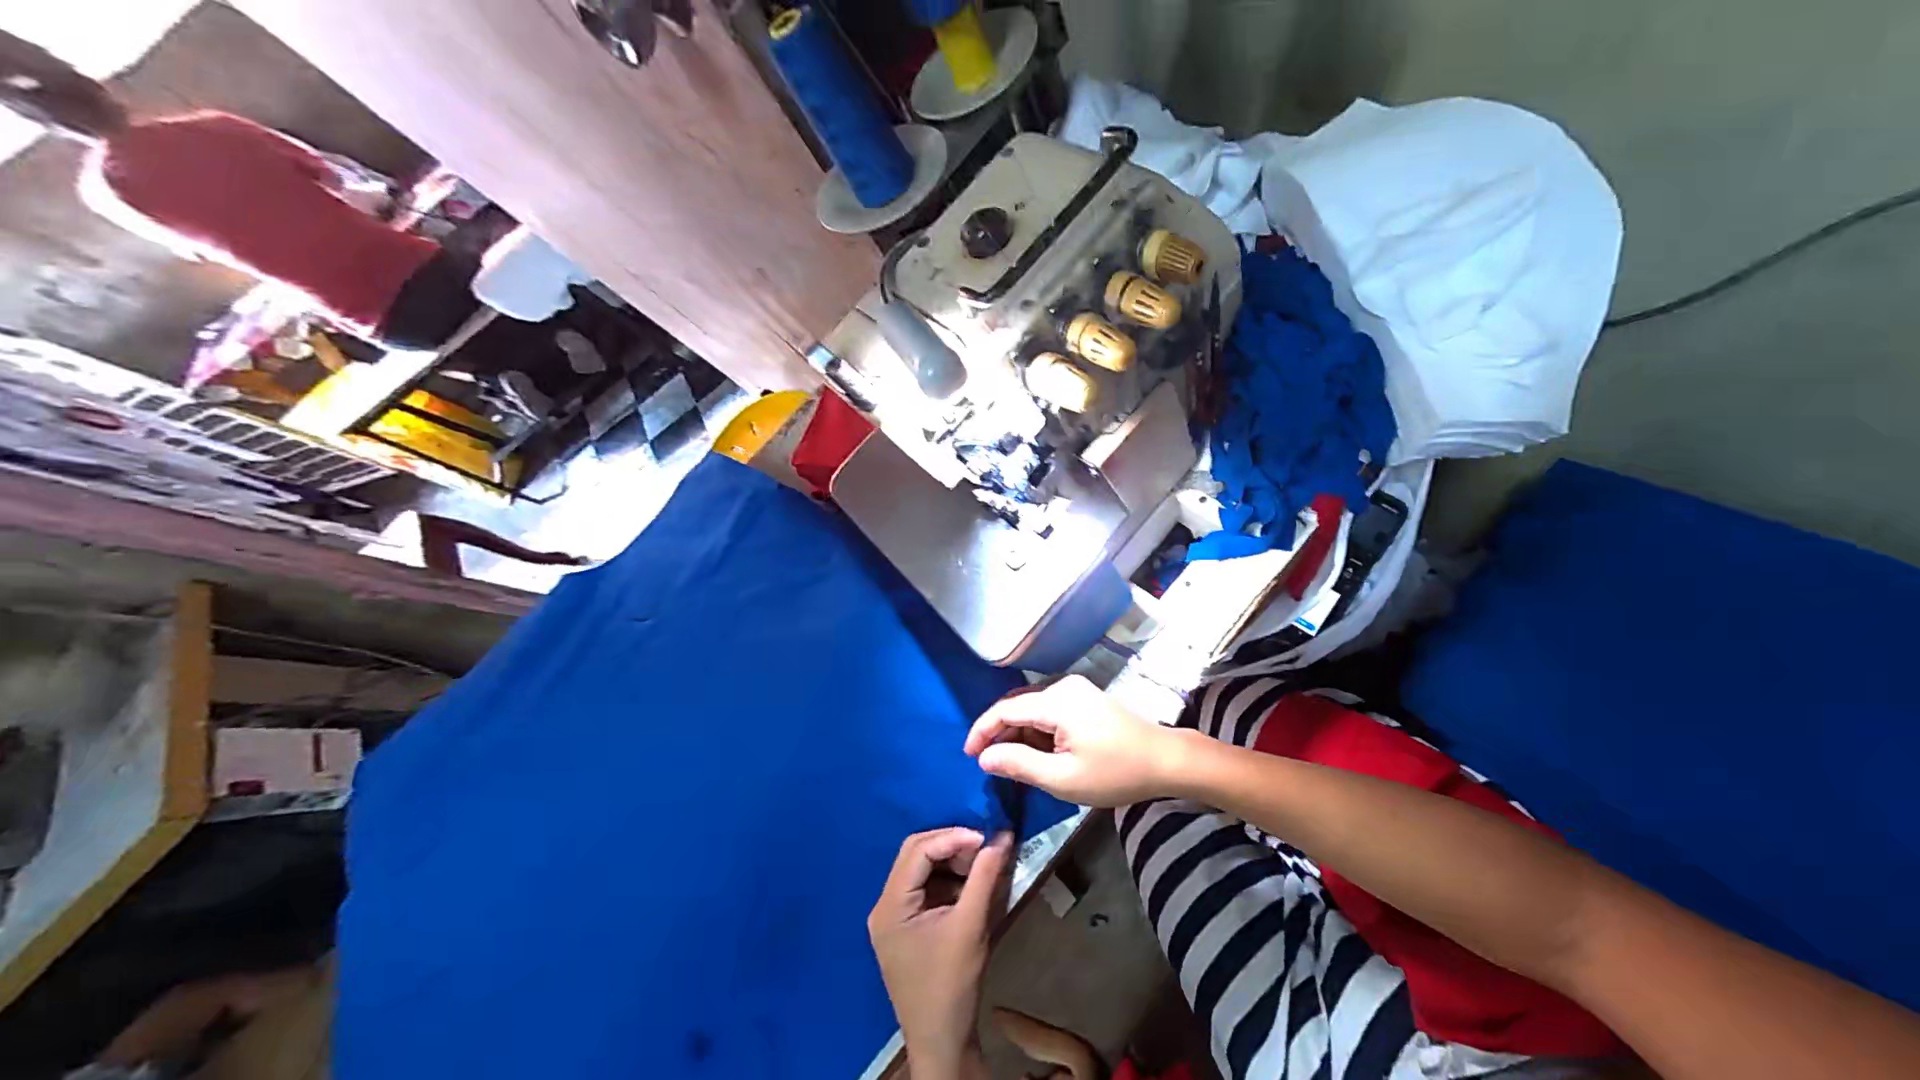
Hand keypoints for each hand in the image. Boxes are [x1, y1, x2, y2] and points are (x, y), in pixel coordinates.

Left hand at [868, 827, 1012, 1076]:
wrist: (941, 1042)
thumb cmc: (952, 985)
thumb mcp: (970, 926)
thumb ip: (984, 878)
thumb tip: (1000, 837)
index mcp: (890, 905)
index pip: (917, 851)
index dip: (952, 837)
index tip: (985, 837)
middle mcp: (884, 905)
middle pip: (915, 855)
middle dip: (950, 846)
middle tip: (983, 848)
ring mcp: (893, 918)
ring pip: (921, 870)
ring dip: (950, 863)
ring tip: (981, 866)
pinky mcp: (906, 928)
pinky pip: (925, 890)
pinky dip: (948, 881)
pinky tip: (971, 886)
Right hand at [964, 676, 1182, 806]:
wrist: (1165, 760)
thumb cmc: (1115, 773)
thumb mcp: (1063, 778)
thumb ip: (1020, 765)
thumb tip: (984, 758)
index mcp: (1056, 701)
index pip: (1004, 709)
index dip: (981, 731)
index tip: (968, 756)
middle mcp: (1063, 686)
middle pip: (1016, 705)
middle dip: (998, 732)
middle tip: (987, 763)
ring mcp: (1076, 690)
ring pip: (1031, 708)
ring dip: (1017, 733)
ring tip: (1009, 763)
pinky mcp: (1085, 698)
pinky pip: (1047, 709)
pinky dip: (1035, 730)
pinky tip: (1035, 753)